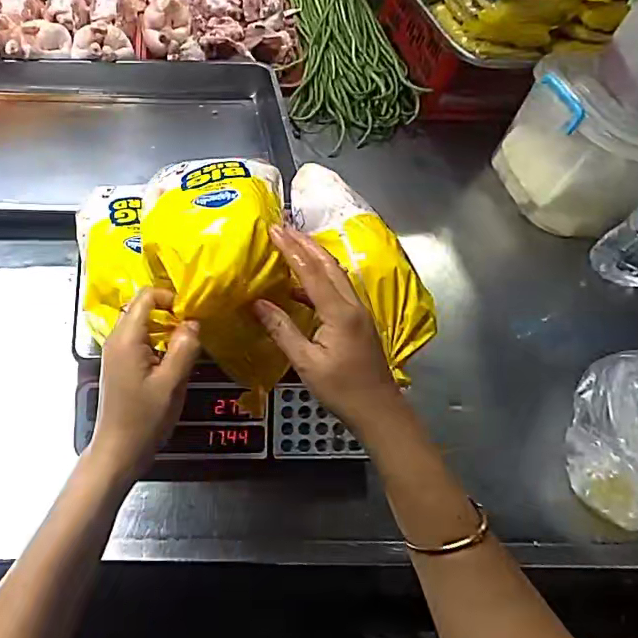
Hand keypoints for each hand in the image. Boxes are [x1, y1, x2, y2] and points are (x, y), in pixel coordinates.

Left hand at [88, 288, 200, 481]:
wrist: (118, 449)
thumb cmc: (143, 419)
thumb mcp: (172, 383)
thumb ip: (184, 348)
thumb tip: (193, 322)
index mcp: (126, 338)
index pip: (146, 296)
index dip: (170, 297)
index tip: (191, 313)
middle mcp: (116, 339)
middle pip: (143, 308)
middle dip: (169, 313)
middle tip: (193, 330)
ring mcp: (116, 352)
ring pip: (142, 324)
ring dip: (165, 330)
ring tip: (186, 346)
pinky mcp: (119, 364)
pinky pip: (139, 341)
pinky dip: (157, 343)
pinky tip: (172, 362)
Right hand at [253, 225, 405, 433]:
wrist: (380, 411)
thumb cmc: (341, 390)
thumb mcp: (306, 363)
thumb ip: (282, 330)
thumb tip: (258, 303)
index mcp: (339, 313)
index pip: (311, 271)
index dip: (291, 248)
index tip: (273, 230)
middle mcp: (352, 305)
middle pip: (327, 265)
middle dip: (304, 243)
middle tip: (282, 226)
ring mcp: (358, 312)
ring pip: (334, 274)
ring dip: (312, 256)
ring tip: (290, 244)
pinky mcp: (357, 321)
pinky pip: (336, 289)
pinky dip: (318, 277)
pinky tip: (300, 283)